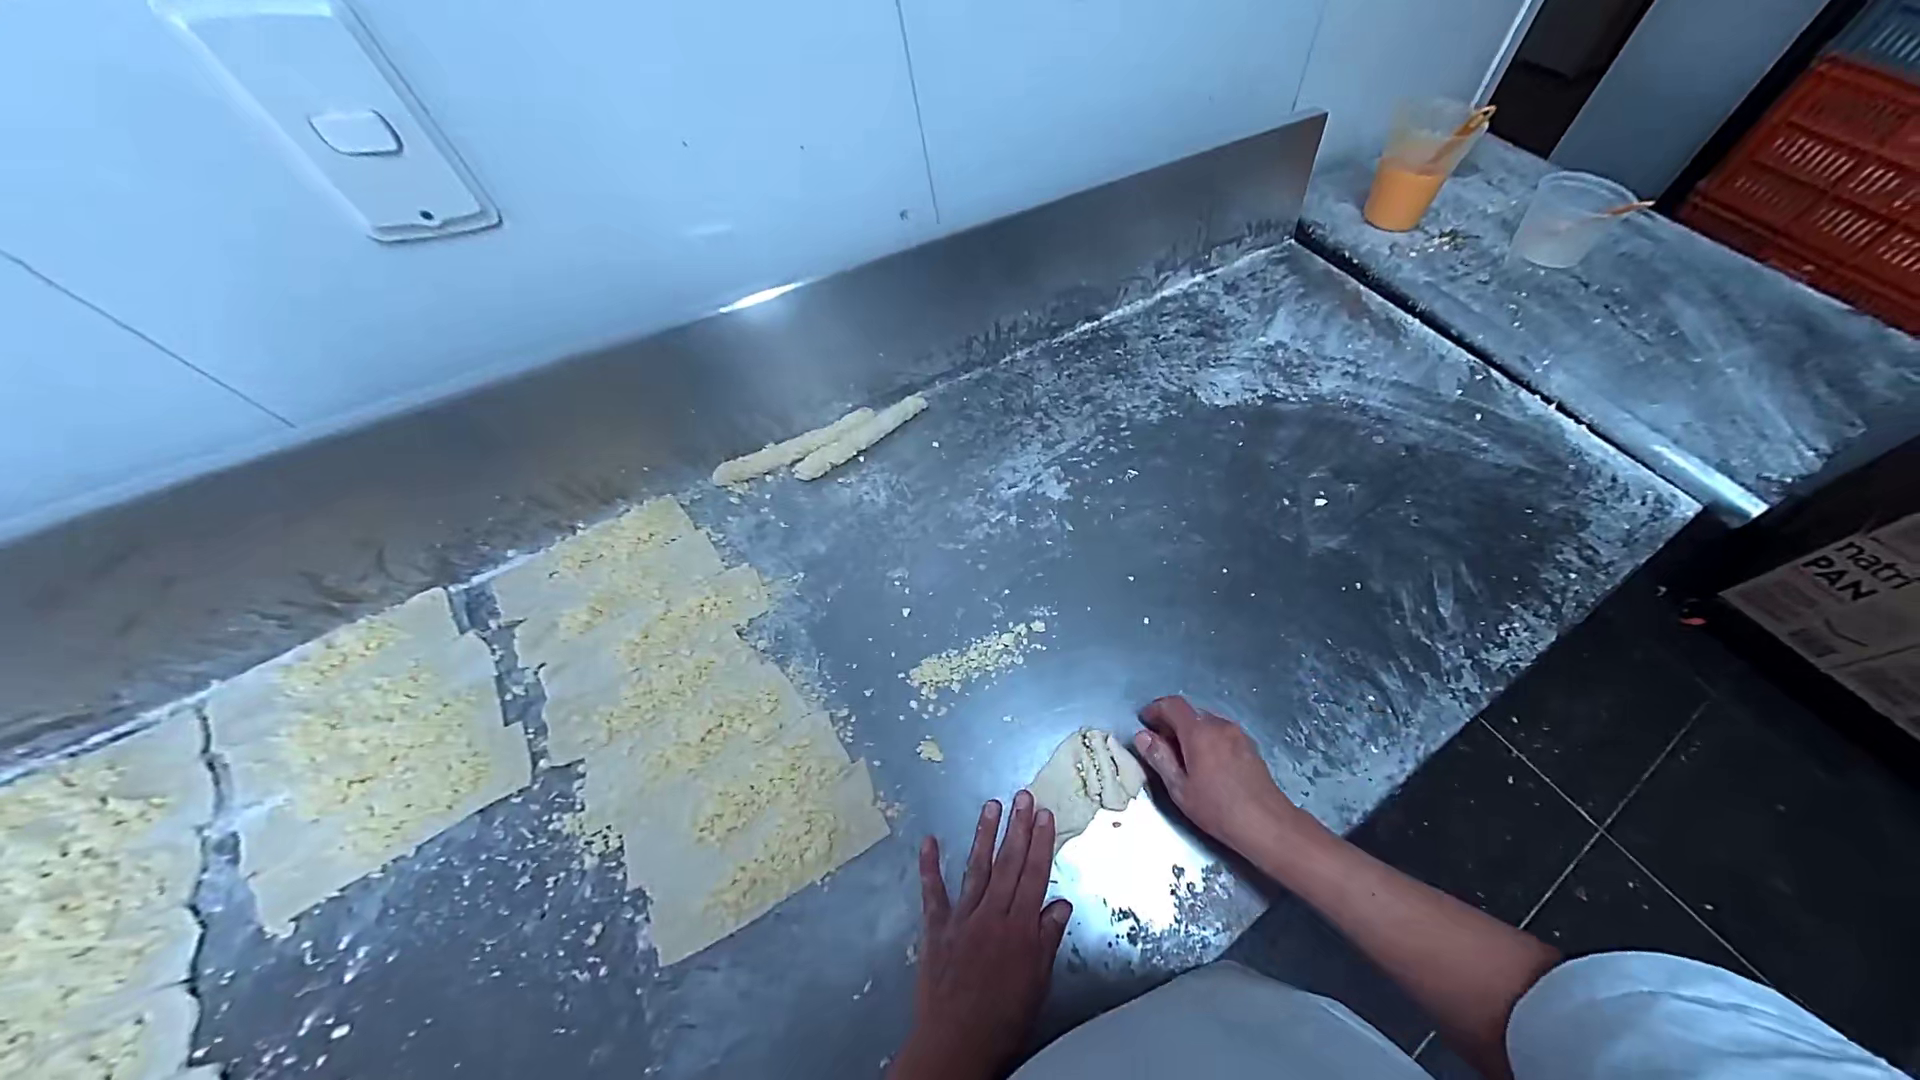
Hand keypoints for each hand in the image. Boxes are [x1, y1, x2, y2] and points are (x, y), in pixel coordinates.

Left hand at [889, 792, 1071, 1079]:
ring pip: (976, 869)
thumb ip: (1047, 939)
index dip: (1040, 842)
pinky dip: (930, 866)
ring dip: (984, 835)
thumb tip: (1061, 902)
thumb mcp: (1037, 983)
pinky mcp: (936, 928)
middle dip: (1017, 828)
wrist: (955, 1044)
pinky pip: (933, 893)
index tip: (1044, 813)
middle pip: (1008, 864)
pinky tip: (929, 841)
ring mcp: (962, 918)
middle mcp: (992, 915)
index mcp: (1020, 928)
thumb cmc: (1004, 1018)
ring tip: (991, 805)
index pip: (1034, 875)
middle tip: (1023, 796)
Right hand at [1133, 695, 1311, 854]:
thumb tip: (1143, 736)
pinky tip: (1206, 763)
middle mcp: (1220, 726)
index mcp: (1199, 732)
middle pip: (1190, 712)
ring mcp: (1238, 734)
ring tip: (1182, 756)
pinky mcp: (1250, 746)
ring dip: (1190, 731)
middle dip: (1171, 722)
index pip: (1172, 704)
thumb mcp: (1179, 788)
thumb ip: (1159, 757)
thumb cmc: (1218, 809)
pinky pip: (1221, 732)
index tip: (1145, 722)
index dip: (1155, 709)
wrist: (1268, 825)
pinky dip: (1207, 738)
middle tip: (1160, 743)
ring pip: (1206, 722)